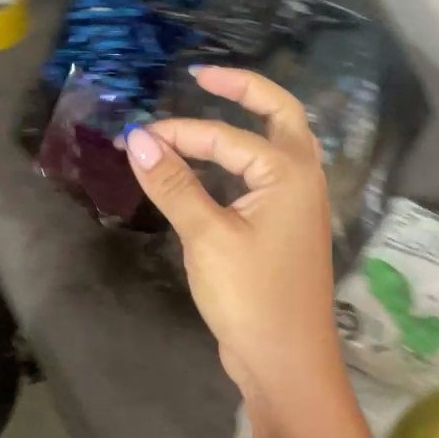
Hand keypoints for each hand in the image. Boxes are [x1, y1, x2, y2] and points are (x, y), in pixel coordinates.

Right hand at [123, 67, 338, 396]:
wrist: (287, 362)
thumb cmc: (251, 297)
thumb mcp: (206, 237)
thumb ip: (174, 184)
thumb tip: (139, 137)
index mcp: (290, 172)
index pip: (226, 137)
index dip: (179, 133)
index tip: (135, 137)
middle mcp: (303, 178)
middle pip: (280, 114)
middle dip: (243, 90)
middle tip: (202, 75)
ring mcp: (300, 203)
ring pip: (279, 144)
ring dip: (249, 122)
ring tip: (210, 106)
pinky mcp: (288, 226)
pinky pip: (269, 174)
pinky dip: (245, 158)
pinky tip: (218, 164)